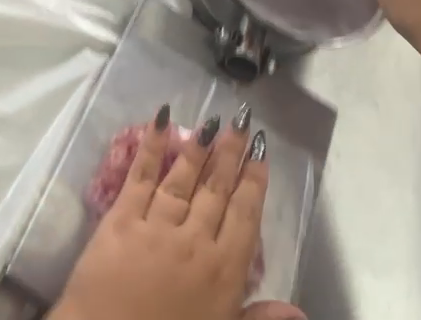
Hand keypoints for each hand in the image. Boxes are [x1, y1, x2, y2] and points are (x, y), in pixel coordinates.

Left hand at [51, 106, 297, 319]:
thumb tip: (300, 312)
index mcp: (223, 272)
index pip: (244, 216)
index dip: (254, 182)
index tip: (261, 152)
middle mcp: (194, 241)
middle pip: (216, 189)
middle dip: (231, 154)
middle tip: (242, 122)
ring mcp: (157, 225)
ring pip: (184, 178)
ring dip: (200, 147)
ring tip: (213, 121)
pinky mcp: (121, 218)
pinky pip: (140, 176)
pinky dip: (151, 145)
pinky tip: (161, 119)